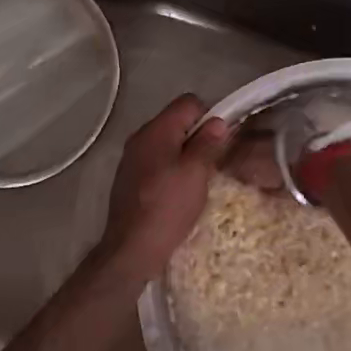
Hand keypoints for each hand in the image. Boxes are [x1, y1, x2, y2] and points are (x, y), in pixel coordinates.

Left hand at [97, 95, 230, 280]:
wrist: (131, 248)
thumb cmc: (168, 208)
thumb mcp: (195, 174)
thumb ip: (207, 143)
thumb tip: (218, 121)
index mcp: (156, 130)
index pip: (188, 103)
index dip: (210, 115)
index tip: (221, 141)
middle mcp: (140, 137)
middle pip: (176, 121)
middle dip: (198, 136)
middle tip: (213, 162)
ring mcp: (132, 158)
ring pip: (167, 142)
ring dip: (186, 154)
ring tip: (199, 179)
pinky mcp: (130, 177)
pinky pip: (157, 161)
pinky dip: (171, 168)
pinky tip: (179, 191)